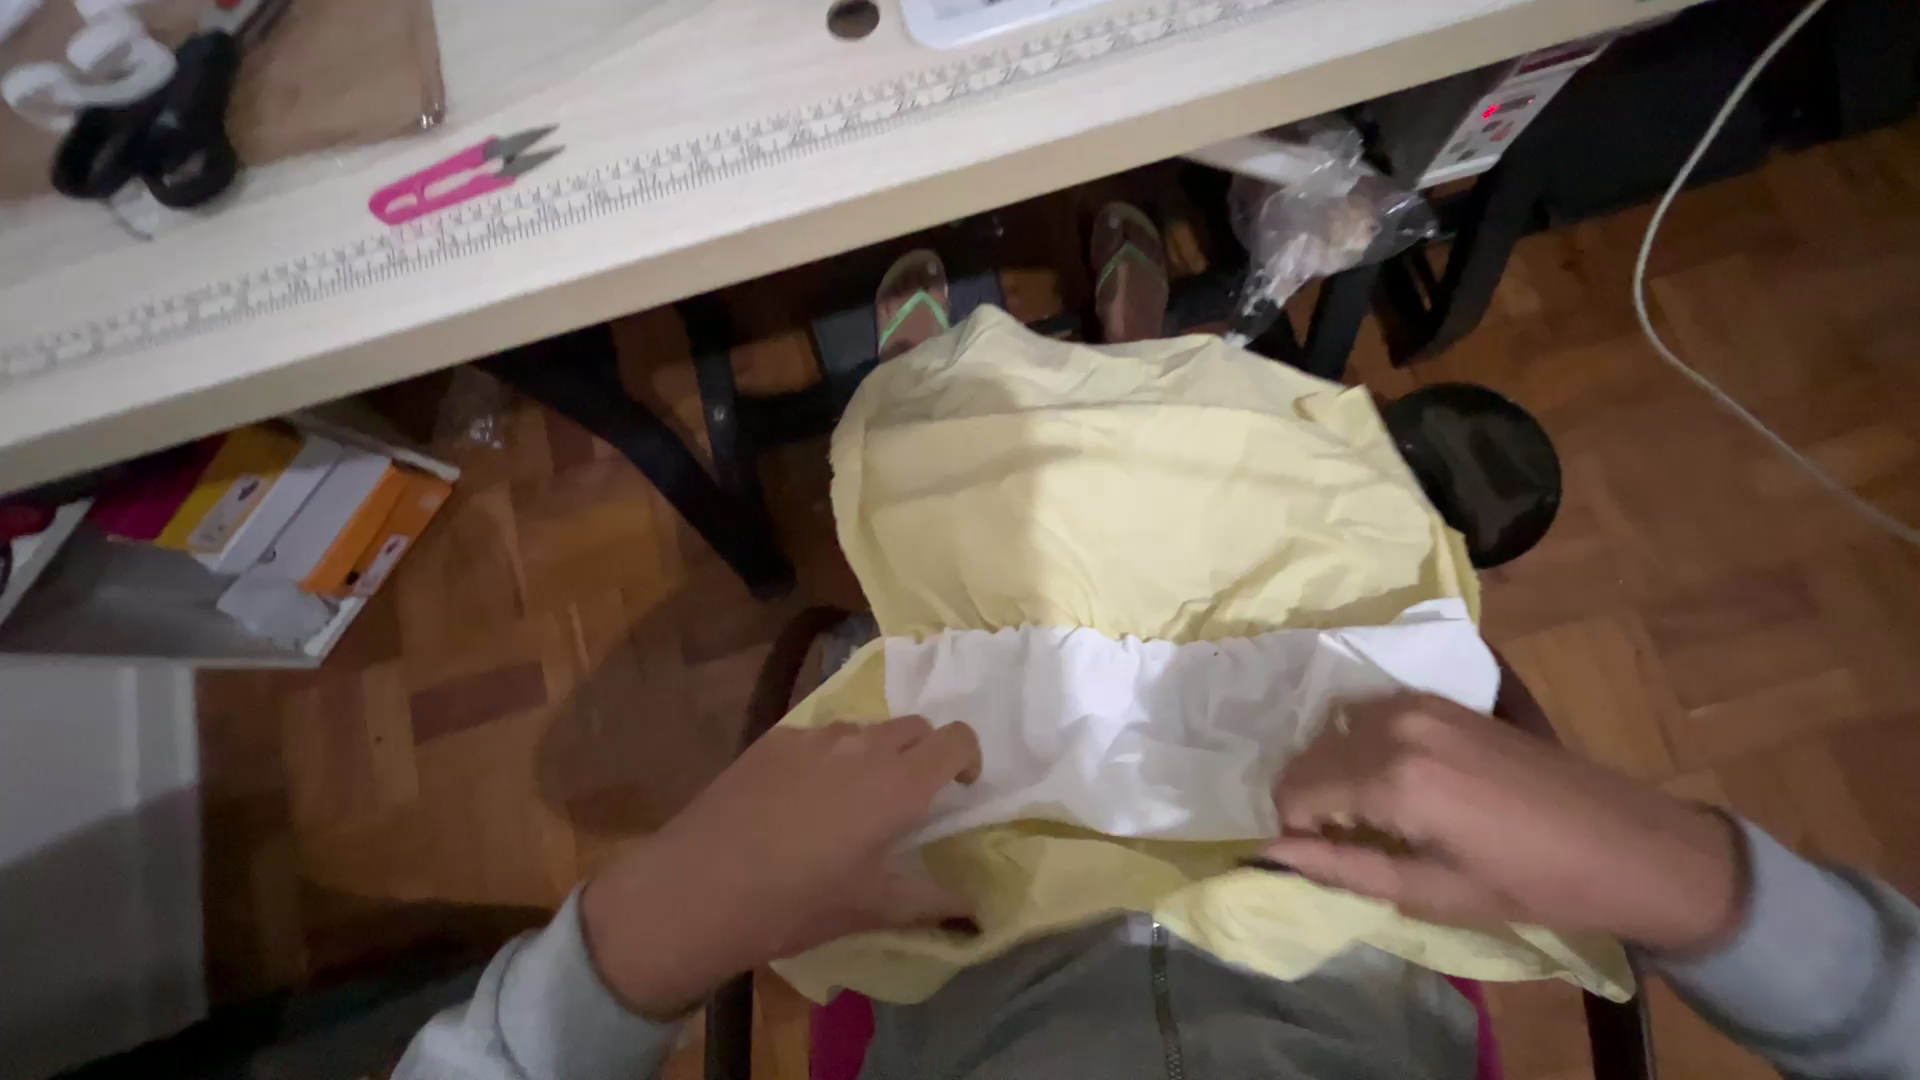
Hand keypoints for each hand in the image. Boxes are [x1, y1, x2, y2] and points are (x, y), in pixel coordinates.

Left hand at [581, 717, 981, 1015]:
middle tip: (906, 800)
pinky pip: (820, 735)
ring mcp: (815, 735)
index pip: (957, 738)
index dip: (967, 757)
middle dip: (924, 754)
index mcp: (897, 784)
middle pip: (915, 727)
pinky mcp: (775, 737)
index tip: (958, 789)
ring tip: (848, 801)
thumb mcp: (869, 909)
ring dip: (875, 754)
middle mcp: (863, 746)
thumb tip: (974, 907)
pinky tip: (798, 799)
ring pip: (866, 729)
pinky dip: (829, 757)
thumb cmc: (794, 903)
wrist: (696, 888)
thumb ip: (930, 900)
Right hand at [1266, 693, 1746, 952]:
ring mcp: (1414, 703)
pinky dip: (1357, 742)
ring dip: (1332, 768)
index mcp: (1394, 781)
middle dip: (1309, 797)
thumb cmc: (1531, 883)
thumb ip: (1342, 866)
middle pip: (1308, 756)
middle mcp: (1393, 728)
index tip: (1322, 849)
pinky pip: (1363, 713)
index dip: (1294, 825)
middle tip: (1346, 834)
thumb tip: (1270, 850)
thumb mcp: (1432, 892)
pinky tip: (1392, 774)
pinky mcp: (1434, 695)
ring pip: (1331, 731)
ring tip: (1372, 807)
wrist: (1628, 843)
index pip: (1297, 789)